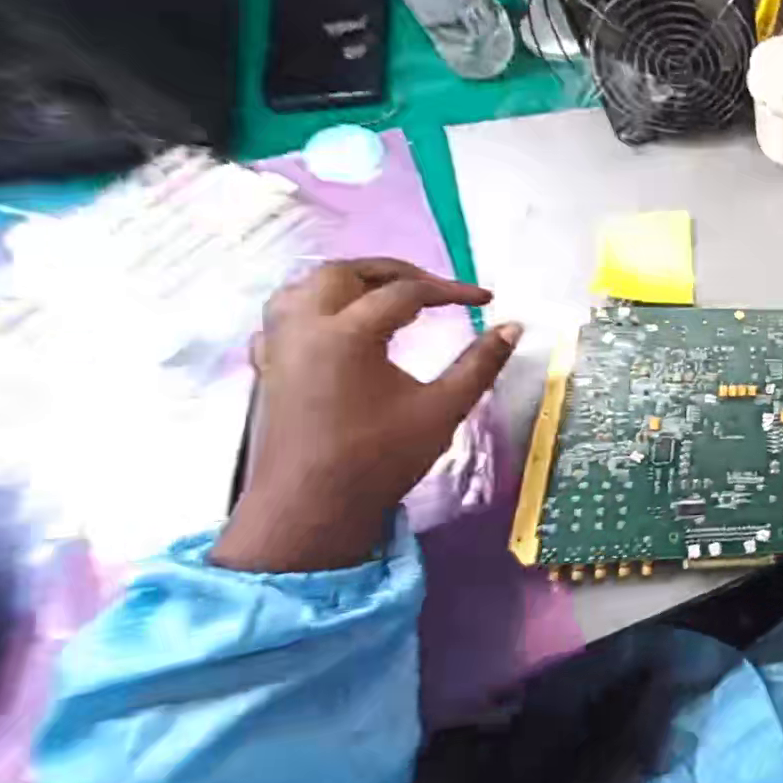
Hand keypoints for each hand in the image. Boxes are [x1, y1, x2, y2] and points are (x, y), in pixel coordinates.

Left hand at [213, 258, 520, 572]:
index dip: (452, 290)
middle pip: (348, 272)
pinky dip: (313, 305)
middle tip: (435, 288)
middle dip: (396, 272)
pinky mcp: (268, 366)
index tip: (486, 299)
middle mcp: (306, 325)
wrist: (311, 510)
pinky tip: (332, 323)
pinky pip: (283, 315)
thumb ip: (480, 363)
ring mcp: (279, 344)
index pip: (407, 291)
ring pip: (306, 285)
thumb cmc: (380, 459)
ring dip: (350, 280)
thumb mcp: (443, 409)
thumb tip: (514, 327)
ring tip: (385, 294)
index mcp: (349, 332)